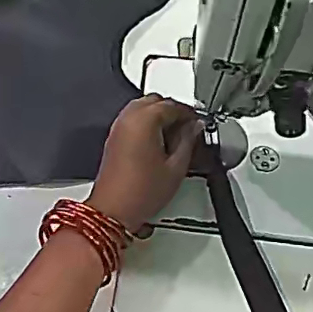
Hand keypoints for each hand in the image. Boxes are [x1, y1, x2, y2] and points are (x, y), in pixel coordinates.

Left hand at [87, 95, 200, 228]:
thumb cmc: (138, 193)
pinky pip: (132, 120)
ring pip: (142, 109)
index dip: (190, 113)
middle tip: (189, 127)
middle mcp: (127, 120)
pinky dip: (147, 124)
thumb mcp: (176, 167)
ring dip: (159, 116)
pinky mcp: (113, 138)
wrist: (114, 210)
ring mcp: (118, 128)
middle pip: (155, 101)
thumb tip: (194, 128)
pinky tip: (160, 142)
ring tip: (176, 136)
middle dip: (173, 111)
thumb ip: (188, 140)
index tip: (199, 122)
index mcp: (144, 121)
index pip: (171, 105)